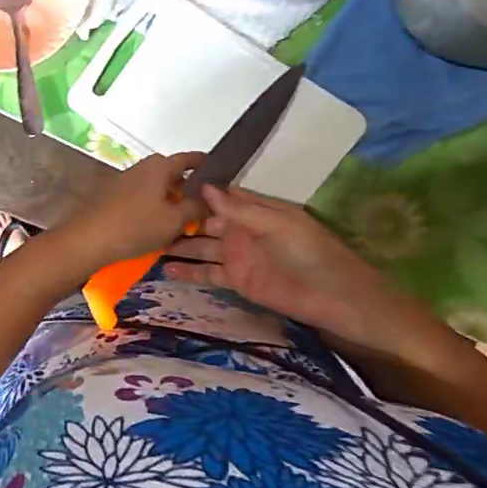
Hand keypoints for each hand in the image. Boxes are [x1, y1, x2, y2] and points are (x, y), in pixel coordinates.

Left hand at [50, 152, 204, 268]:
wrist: (89, 239)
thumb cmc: (136, 226)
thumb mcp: (174, 220)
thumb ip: (196, 207)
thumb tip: (209, 199)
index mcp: (159, 167)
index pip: (188, 158)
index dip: (204, 164)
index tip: (218, 172)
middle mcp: (141, 168)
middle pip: (171, 173)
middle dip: (187, 186)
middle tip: (201, 204)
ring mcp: (125, 181)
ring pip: (155, 186)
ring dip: (169, 198)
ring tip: (181, 218)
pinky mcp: (113, 196)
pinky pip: (142, 196)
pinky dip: (153, 205)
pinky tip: (157, 225)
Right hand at [164, 185, 465, 369]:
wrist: (340, 302)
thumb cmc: (315, 256)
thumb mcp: (279, 226)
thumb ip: (240, 209)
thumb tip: (204, 187)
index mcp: (257, 210)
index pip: (220, 195)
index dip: (195, 191)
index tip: (165, 185)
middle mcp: (242, 229)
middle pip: (205, 220)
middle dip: (179, 217)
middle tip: (146, 215)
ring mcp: (238, 255)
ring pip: (200, 246)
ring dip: (178, 244)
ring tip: (146, 242)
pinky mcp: (236, 280)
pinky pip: (206, 272)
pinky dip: (186, 271)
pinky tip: (164, 268)